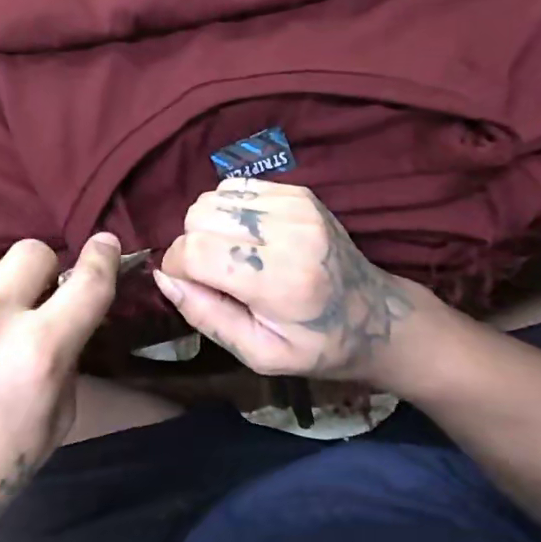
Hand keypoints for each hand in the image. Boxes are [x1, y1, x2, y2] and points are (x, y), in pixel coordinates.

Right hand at [155, 180, 425, 382]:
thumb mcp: (258, 354)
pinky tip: (246, 236)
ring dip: (207, 227)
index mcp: (281, 281)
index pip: (194, 251)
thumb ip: (205, 314)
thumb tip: (163, 277)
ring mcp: (296, 205)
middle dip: (191, 246)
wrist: (377, 316)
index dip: (178, 268)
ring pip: (210, 199)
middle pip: (197, 217)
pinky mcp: (298, 192)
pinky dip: (227, 211)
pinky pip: (232, 187)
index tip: (192, 286)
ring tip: (233, 254)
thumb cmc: (316, 345)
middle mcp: (290, 232)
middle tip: (215, 274)